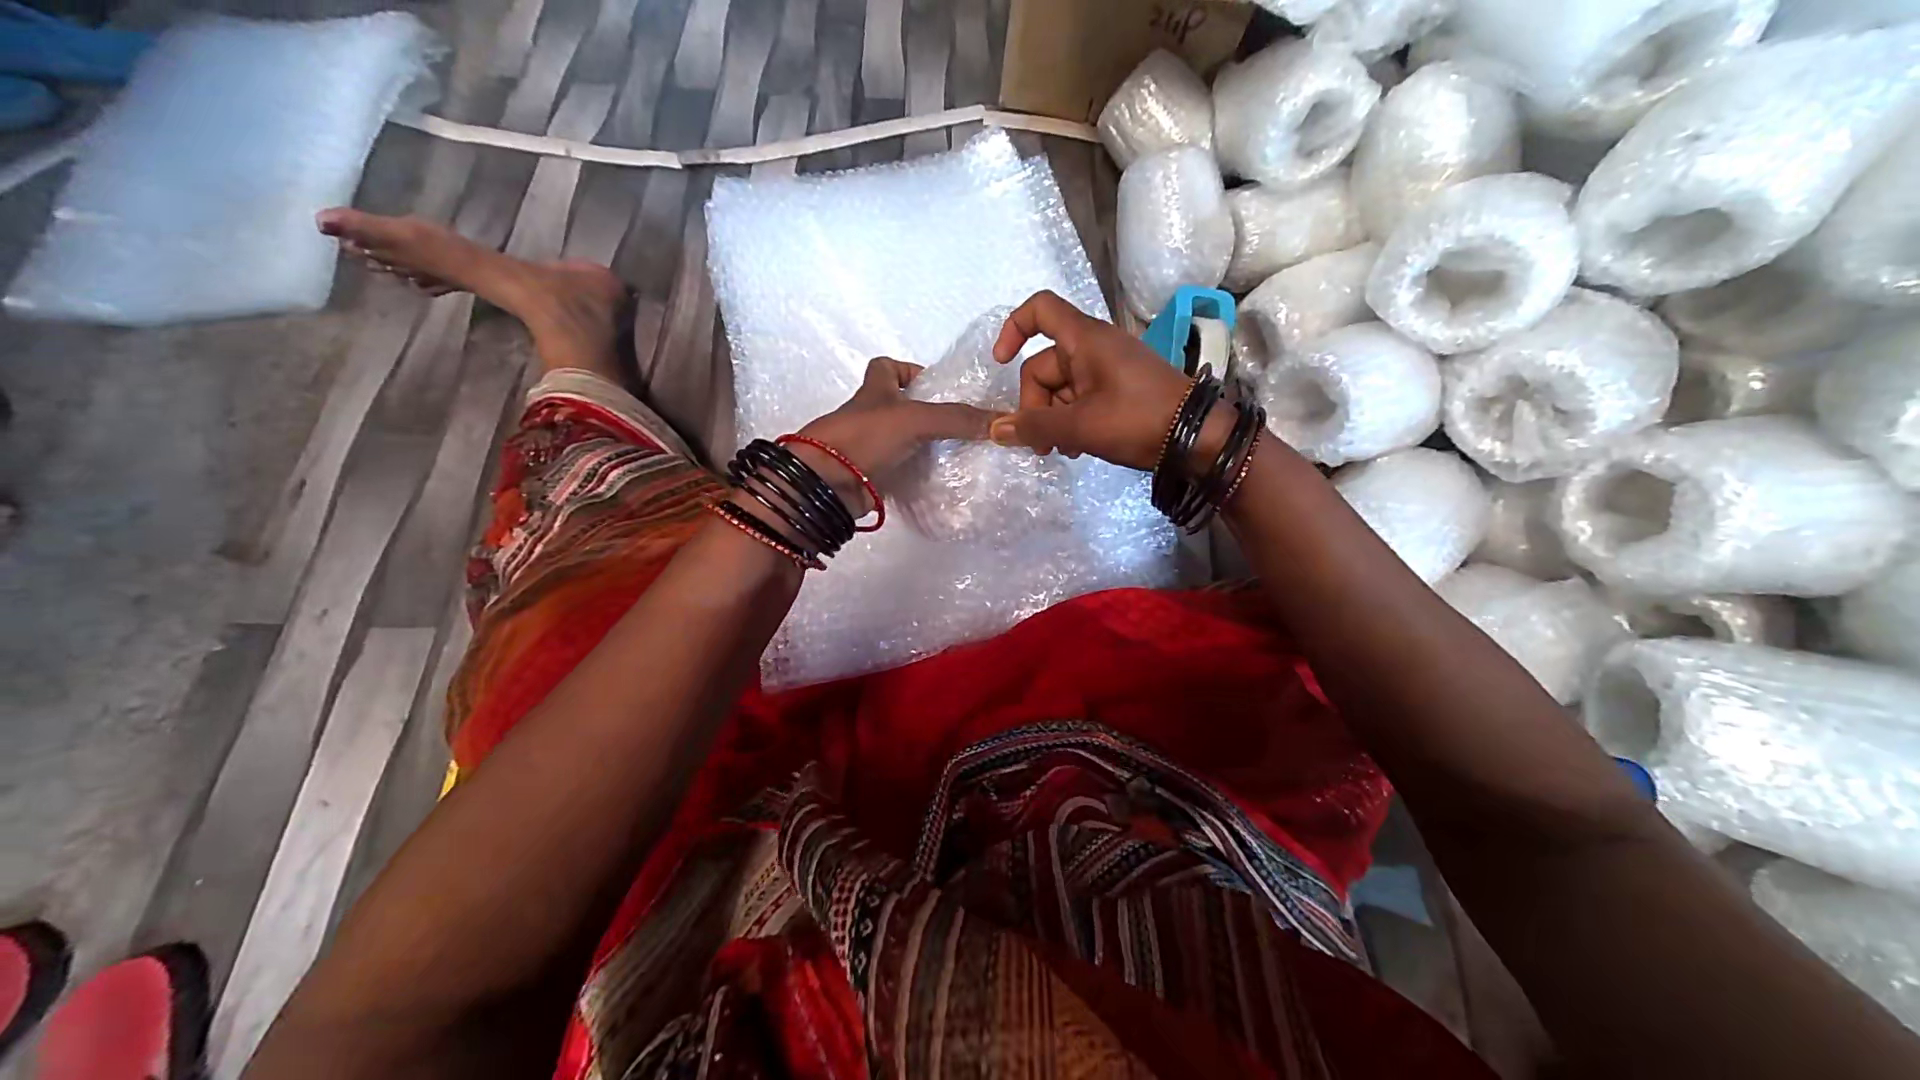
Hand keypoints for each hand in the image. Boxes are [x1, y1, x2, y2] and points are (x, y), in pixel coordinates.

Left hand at [791, 356, 998, 512]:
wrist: (826, 484)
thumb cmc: (865, 436)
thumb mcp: (916, 419)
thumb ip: (957, 419)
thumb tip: (1001, 420)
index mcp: (873, 392)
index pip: (884, 367)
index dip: (907, 370)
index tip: (933, 385)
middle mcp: (868, 417)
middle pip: (895, 407)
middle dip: (924, 414)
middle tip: (957, 425)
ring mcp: (867, 449)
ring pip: (898, 442)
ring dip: (922, 447)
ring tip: (958, 453)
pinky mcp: (870, 477)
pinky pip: (898, 472)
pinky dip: (916, 476)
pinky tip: (941, 481)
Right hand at [987, 291, 1195, 470]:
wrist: (1198, 438)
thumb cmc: (1137, 420)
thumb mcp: (1080, 426)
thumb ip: (1034, 427)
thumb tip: (996, 430)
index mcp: (1084, 340)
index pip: (1040, 310)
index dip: (1013, 329)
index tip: (1000, 362)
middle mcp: (1094, 347)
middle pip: (1044, 365)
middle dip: (1035, 405)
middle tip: (1041, 443)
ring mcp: (1108, 369)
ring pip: (1061, 388)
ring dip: (1054, 419)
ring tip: (1063, 449)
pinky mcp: (1120, 389)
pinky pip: (1082, 398)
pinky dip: (1073, 420)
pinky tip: (1077, 447)